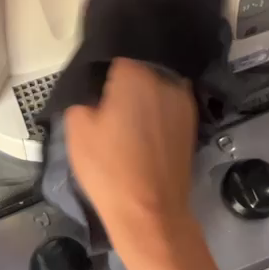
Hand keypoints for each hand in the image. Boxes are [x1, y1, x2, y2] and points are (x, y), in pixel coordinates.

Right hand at [63, 59, 201, 257]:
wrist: (150, 213)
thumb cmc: (110, 170)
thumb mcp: (76, 128)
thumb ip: (83, 94)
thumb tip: (94, 89)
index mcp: (135, 74)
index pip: (113, 56)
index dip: (100, 71)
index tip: (92, 88)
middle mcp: (165, 80)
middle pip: (137, 67)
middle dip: (122, 81)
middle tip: (105, 104)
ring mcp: (183, 101)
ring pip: (155, 86)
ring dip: (141, 96)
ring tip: (123, 120)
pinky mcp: (192, 123)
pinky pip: (167, 105)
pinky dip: (155, 112)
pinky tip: (142, 132)